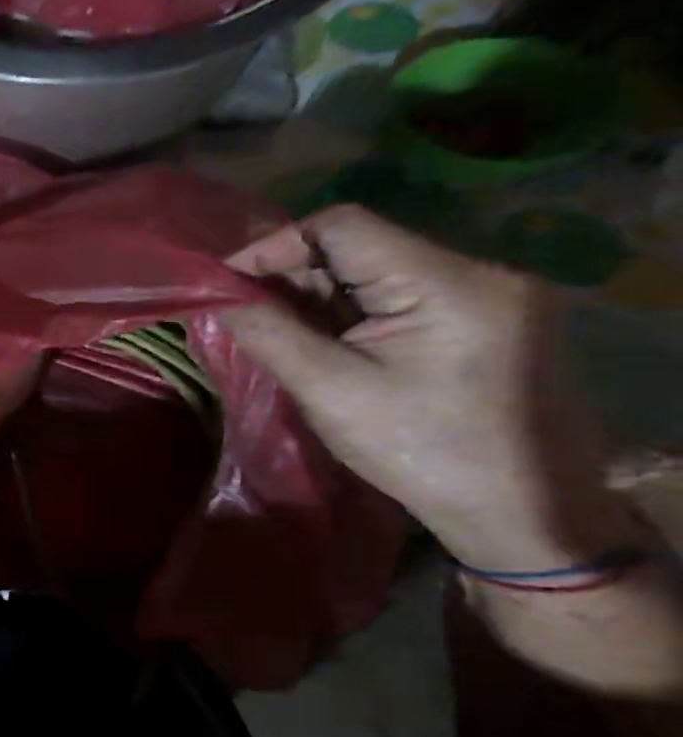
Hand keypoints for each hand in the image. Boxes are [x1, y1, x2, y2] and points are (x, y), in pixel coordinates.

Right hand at [221, 205, 637, 572]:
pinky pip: (393, 296)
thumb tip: (213, 294)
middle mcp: (478, 273)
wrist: (523, 511)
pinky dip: (343, 312)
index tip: (223, 284)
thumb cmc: (421, 450)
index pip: (343, 226)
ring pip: (372, 271)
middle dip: (288, 275)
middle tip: (239, 314)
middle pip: (358, 246)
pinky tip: (318, 341)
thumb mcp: (328, 390)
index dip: (272, 246)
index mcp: (450, 283)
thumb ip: (268, 332)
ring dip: (313, 296)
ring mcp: (485, 295)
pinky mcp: (483, 318)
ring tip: (272, 331)